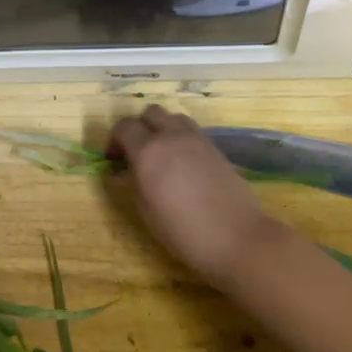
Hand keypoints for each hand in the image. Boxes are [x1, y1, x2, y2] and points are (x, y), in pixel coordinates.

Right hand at [108, 104, 285, 284]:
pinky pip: (191, 129)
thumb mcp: (147, 213)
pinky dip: (180, 137)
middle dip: (139, 128)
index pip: (124, 127)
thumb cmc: (185, 233)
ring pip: (172, 117)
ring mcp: (196, 138)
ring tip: (162, 153)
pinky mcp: (215, 146)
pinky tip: (184, 162)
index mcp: (148, 152)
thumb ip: (132, 184)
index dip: (114, 140)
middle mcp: (170, 136)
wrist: (239, 238)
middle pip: (149, 113)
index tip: (113, 160)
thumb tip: (123, 170)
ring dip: (162, 128)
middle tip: (136, 152)